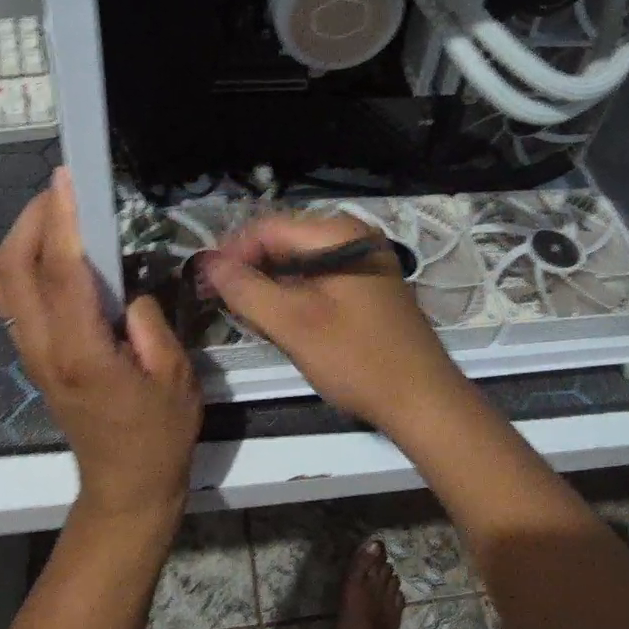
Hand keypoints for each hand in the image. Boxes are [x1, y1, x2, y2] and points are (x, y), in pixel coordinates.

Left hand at [0, 168, 202, 517]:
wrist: (125, 484)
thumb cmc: (158, 435)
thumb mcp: (176, 378)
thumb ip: (150, 325)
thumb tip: (126, 293)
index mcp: (82, 352)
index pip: (62, 272)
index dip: (62, 221)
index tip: (66, 180)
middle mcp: (44, 348)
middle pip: (12, 269)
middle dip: (29, 220)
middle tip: (61, 189)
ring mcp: (32, 354)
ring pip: (5, 283)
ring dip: (22, 238)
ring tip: (56, 212)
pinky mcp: (34, 358)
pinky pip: (15, 299)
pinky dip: (24, 263)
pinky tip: (53, 252)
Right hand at [203, 214, 469, 432]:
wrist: (423, 400)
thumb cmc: (357, 359)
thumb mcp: (294, 325)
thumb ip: (246, 290)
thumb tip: (207, 263)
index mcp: (338, 234)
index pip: (267, 227)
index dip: (231, 253)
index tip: (205, 285)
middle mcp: (353, 238)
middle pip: (283, 242)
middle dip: (250, 271)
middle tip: (222, 304)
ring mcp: (362, 263)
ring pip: (298, 263)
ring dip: (270, 287)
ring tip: (249, 318)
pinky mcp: (366, 288)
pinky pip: (318, 280)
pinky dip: (294, 297)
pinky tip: (280, 323)